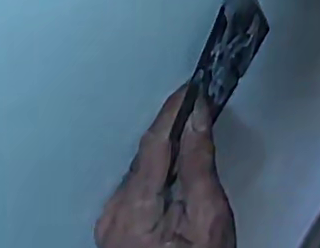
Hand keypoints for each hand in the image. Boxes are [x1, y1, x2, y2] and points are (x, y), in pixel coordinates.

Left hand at [96, 86, 236, 247]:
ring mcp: (110, 226)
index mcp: (134, 213)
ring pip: (143, 168)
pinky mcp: (114, 232)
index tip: (193, 87)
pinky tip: (178, 167)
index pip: (155, 142)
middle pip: (147, 154)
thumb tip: (197, 117)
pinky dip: (159, 170)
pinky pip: (138, 186)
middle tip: (201, 106)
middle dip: (174, 129)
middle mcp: (113, 216)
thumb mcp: (210, 221)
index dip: (174, 109)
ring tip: (194, 134)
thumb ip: (200, 164)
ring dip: (167, 150)